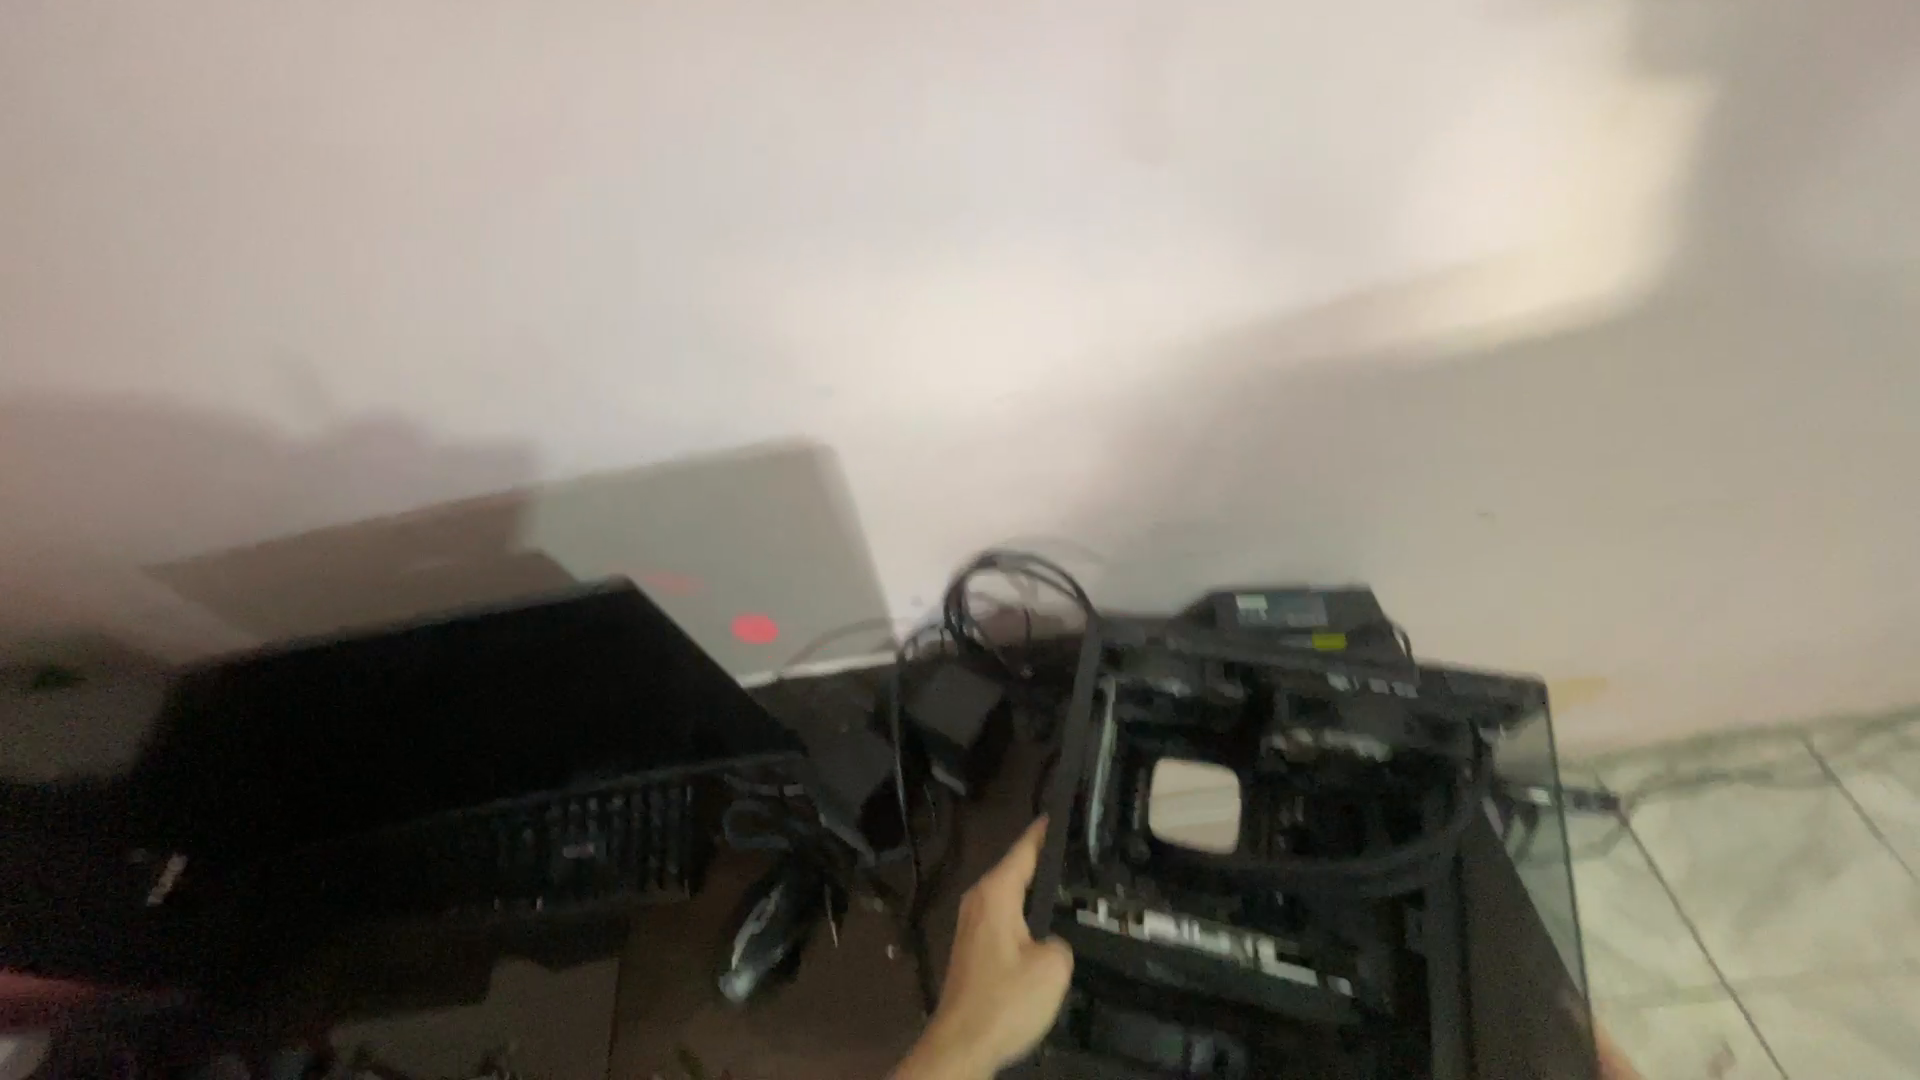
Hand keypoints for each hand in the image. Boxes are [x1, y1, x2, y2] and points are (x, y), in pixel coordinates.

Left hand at [892, 817, 1073, 1079]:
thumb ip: (1060, 942)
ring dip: (1031, 893)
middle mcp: (978, 899)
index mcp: (996, 893)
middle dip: (1040, 861)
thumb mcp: (1052, 968)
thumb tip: (1047, 942)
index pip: (1024, 849)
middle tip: (1072, 852)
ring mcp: (970, 923)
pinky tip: (1038, 930)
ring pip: (1007, 896)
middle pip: (1014, 870)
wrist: (961, 1044)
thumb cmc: (1005, 1000)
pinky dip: (1021, 916)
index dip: (1043, 831)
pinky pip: (1002, 918)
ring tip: (1061, 888)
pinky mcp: (970, 947)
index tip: (1059, 811)